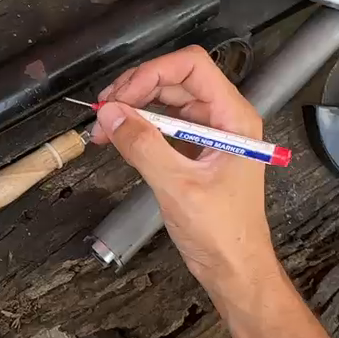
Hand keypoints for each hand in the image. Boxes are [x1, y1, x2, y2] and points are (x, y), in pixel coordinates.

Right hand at [89, 46, 276, 298]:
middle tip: (103, 112)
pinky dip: (138, 126)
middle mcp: (223, 117)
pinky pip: (163, 124)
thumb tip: (109, 113)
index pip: (192, 66)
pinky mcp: (194, 150)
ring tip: (103, 127)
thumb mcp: (178, 186)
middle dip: (135, 89)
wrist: (235, 271)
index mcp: (233, 117)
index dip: (152, 72)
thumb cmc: (221, 233)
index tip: (121, 97)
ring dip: (132, 107)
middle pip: (175, 79)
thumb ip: (143, 145)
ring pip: (165, 100)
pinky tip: (116, 137)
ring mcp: (208, 133)